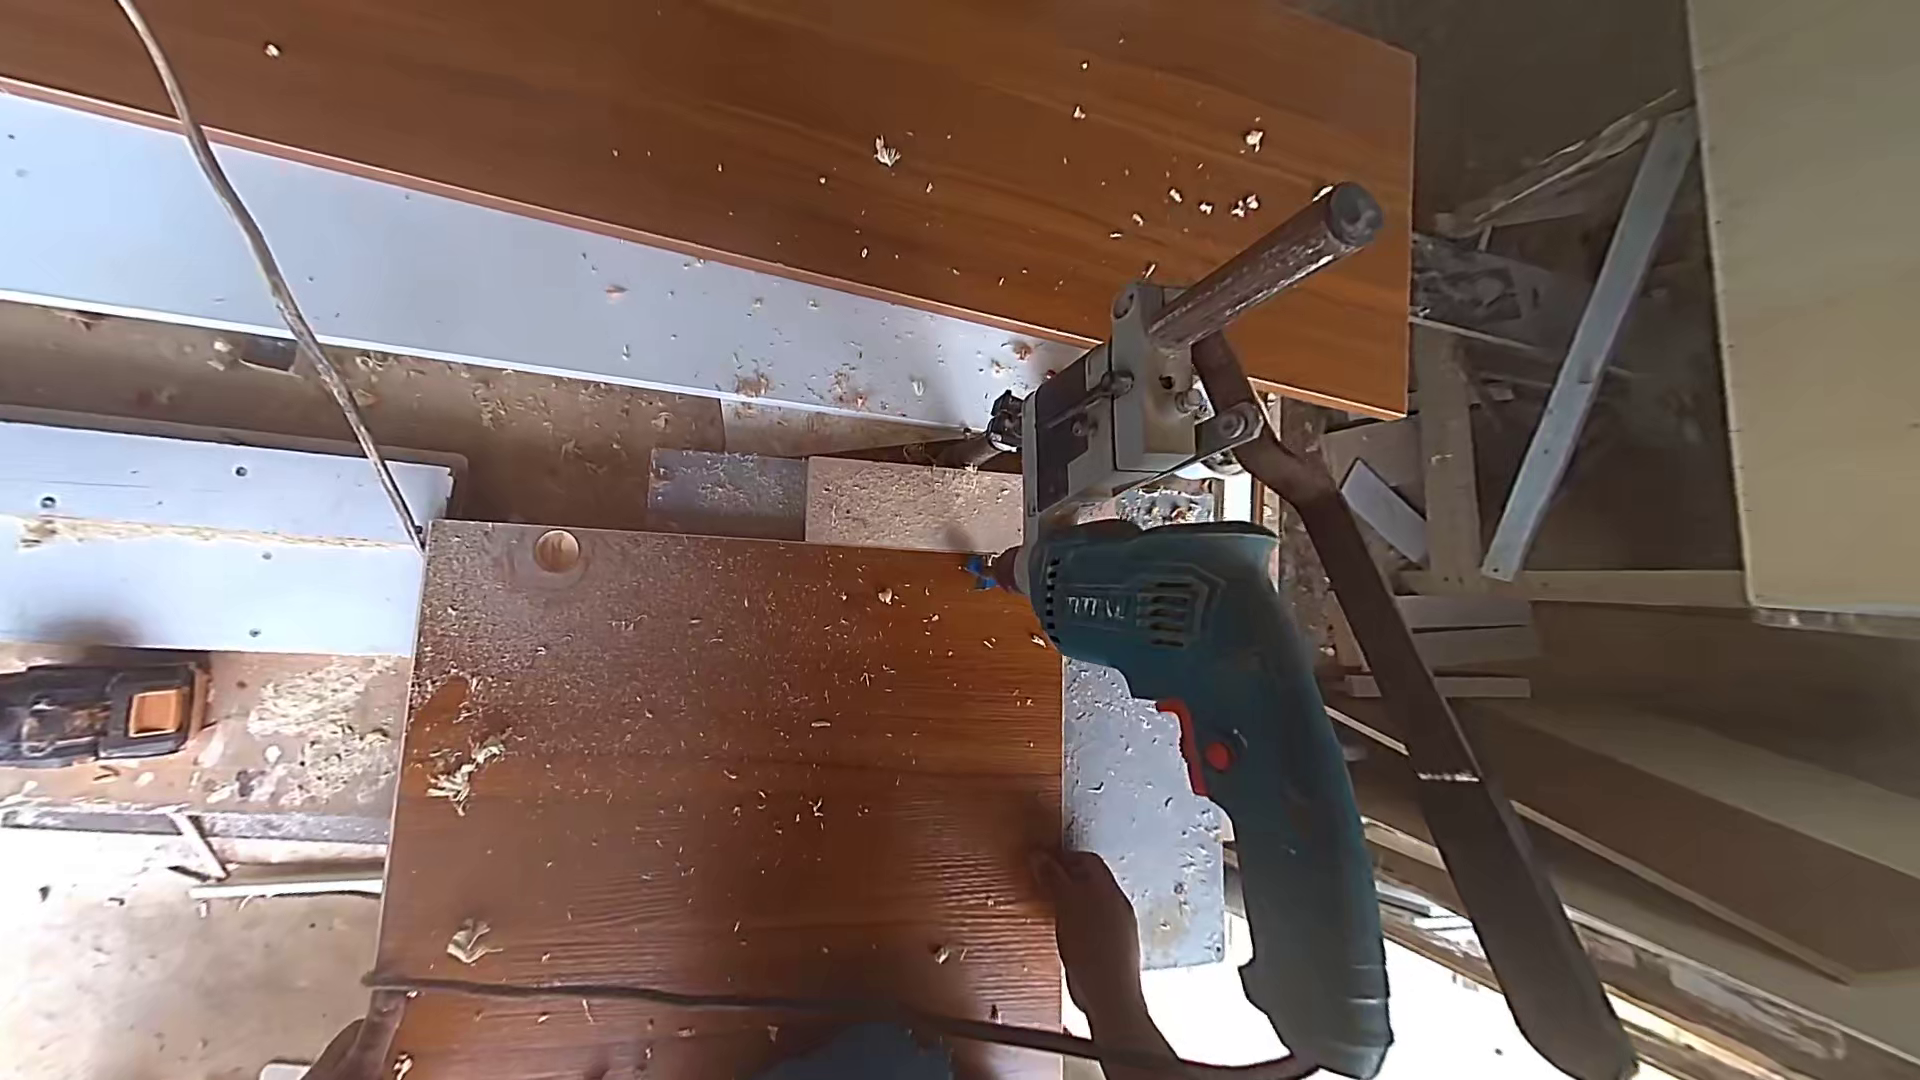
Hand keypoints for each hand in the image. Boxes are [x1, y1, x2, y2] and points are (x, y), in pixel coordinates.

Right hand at [1030, 849, 1145, 1019]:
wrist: (1110, 997)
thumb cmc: (1090, 947)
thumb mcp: (1065, 905)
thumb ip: (1053, 878)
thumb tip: (1038, 856)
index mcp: (1109, 889)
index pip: (1088, 860)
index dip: (1065, 857)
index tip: (1044, 860)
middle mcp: (1118, 904)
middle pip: (1091, 880)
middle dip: (1068, 877)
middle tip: (1045, 880)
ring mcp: (1119, 928)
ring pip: (1092, 902)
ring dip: (1073, 900)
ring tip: (1052, 905)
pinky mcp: (1113, 949)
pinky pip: (1094, 923)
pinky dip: (1078, 920)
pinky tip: (1065, 931)